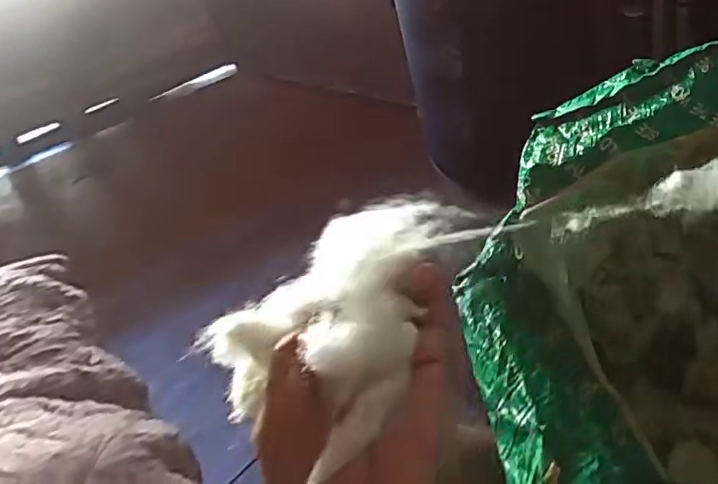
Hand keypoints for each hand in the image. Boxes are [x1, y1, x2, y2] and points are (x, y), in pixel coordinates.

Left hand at [254, 261, 451, 483]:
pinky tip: (429, 273)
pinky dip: (436, 299)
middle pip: (374, 314)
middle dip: (378, 284)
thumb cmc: (308, 466)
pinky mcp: (434, 369)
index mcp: (320, 377)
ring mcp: (401, 365)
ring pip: (410, 314)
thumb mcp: (279, 421)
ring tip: (408, 258)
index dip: (335, 295)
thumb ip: (289, 367)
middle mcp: (363, 364)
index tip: (339, 267)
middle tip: (380, 255)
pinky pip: (438, 329)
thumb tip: (313, 312)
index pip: (330, 325)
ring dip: (411, 284)